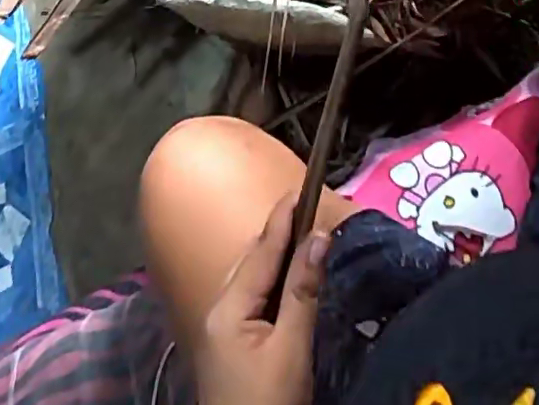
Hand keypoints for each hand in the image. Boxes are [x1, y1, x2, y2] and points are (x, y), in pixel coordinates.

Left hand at [194, 198, 327, 404]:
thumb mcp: (291, 350)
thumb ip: (303, 291)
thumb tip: (319, 236)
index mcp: (228, 305)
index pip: (262, 250)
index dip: (283, 218)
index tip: (301, 189)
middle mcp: (219, 309)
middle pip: (252, 259)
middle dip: (279, 232)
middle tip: (308, 209)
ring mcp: (221, 328)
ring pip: (251, 276)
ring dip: (275, 254)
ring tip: (302, 233)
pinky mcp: (230, 344)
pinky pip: (251, 296)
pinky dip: (271, 279)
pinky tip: (286, 277)